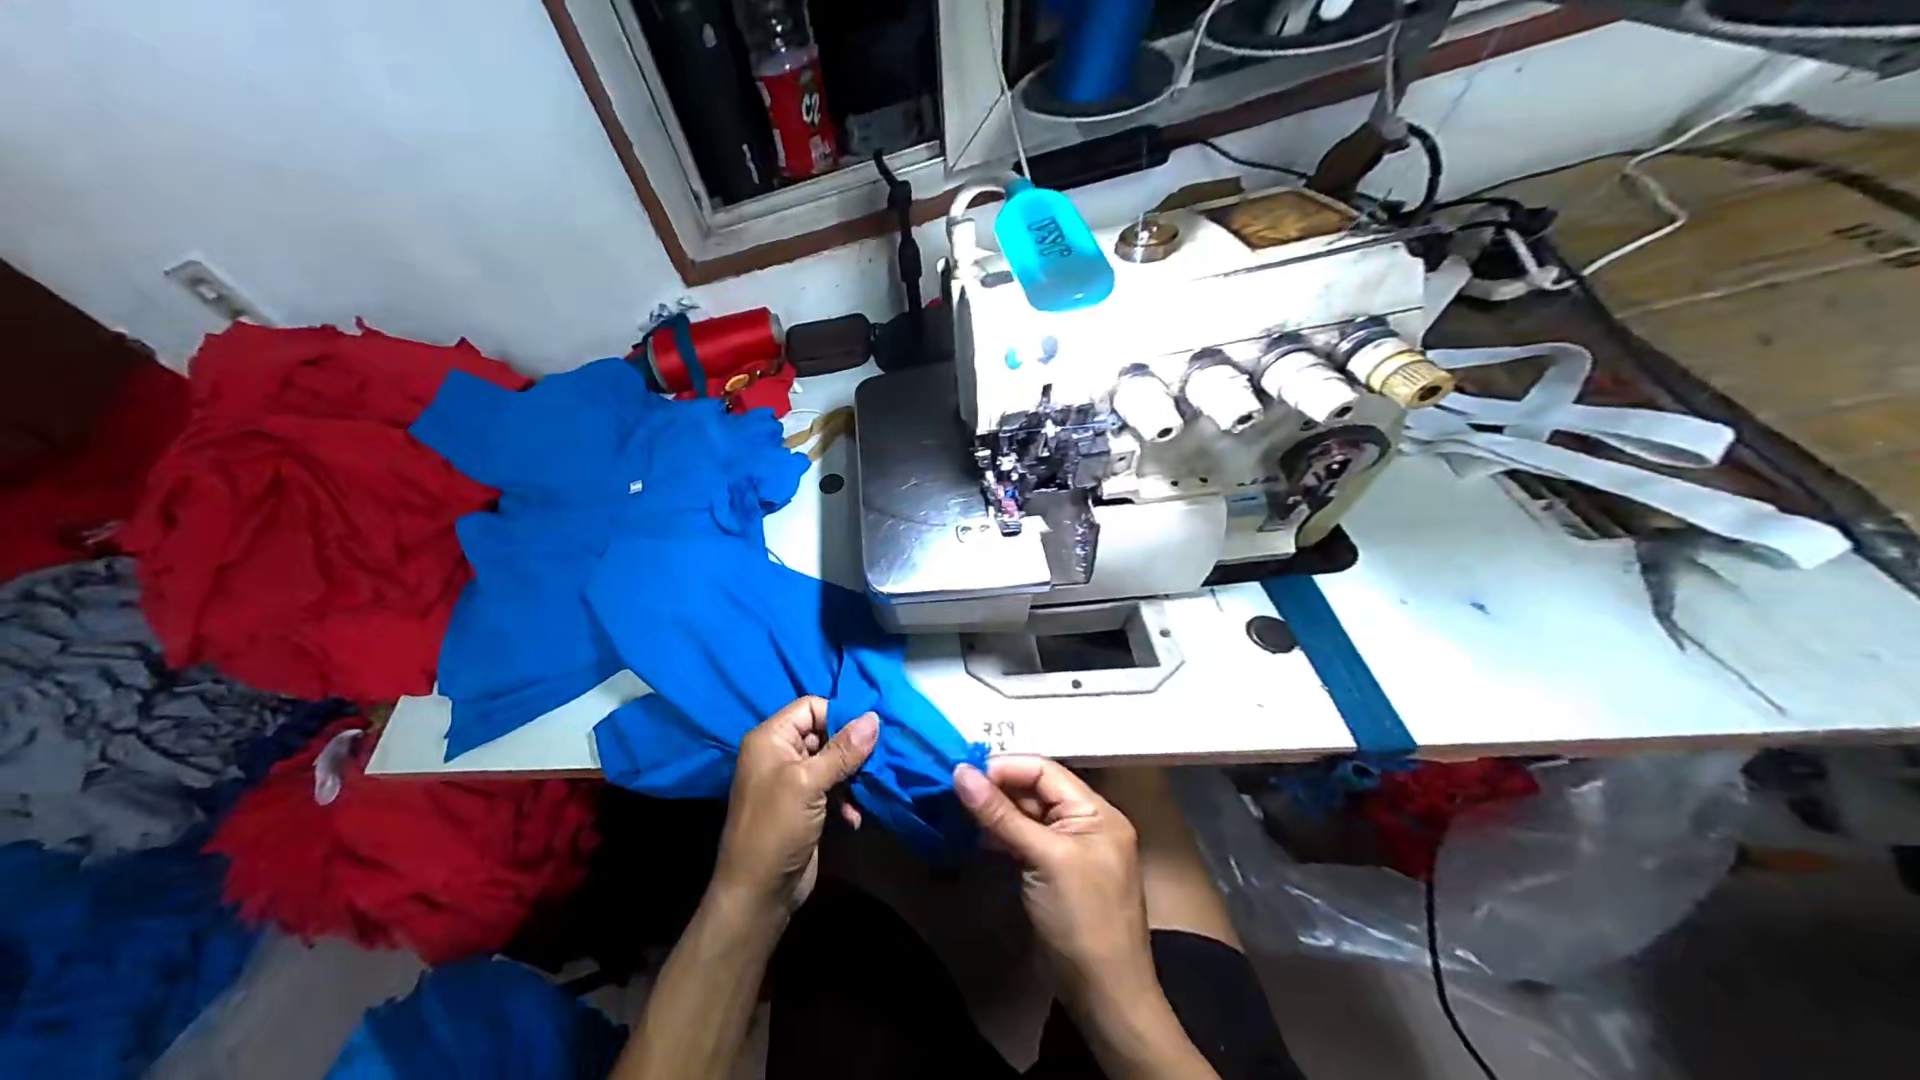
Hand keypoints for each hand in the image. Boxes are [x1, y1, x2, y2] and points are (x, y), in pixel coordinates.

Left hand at [712, 697, 876, 916]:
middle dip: (851, 748)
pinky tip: (854, 818)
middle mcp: (779, 754)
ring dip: (852, 776)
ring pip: (833, 762)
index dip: (839, 715)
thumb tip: (874, 717)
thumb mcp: (809, 783)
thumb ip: (843, 750)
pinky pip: (832, 787)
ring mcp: (792, 781)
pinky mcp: (804, 805)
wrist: (758, 894)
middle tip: (876, 761)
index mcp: (771, 739)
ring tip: (866, 791)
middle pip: (825, 733)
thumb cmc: (776, 828)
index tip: (868, 732)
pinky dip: (846, 799)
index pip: (811, 707)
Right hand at [953, 757, 1152, 1003]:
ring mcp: (1068, 848)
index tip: (963, 771)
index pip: (1044, 771)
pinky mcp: (1051, 871)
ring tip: (956, 808)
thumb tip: (960, 771)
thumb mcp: (1043, 859)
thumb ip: (1001, 814)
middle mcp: (1084, 823)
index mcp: (1096, 811)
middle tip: (952, 788)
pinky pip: (1023, 839)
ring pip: (1026, 814)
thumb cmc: (1082, 919)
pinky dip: (1000, 835)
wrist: (1104, 996)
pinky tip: (974, 834)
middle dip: (995, 788)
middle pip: (1034, 790)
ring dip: (994, 811)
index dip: (1004, 767)